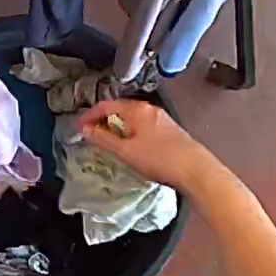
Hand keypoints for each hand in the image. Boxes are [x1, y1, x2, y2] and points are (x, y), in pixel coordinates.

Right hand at [78, 99, 222, 192]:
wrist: (196, 170)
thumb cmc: (158, 158)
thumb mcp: (125, 151)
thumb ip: (103, 139)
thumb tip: (85, 130)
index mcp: (136, 109)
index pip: (105, 105)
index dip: (89, 116)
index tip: (79, 128)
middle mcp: (149, 109)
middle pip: (119, 109)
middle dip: (103, 121)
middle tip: (92, 135)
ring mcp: (161, 118)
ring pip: (132, 118)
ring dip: (117, 127)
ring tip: (109, 142)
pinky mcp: (170, 130)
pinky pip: (143, 125)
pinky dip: (131, 132)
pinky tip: (131, 146)